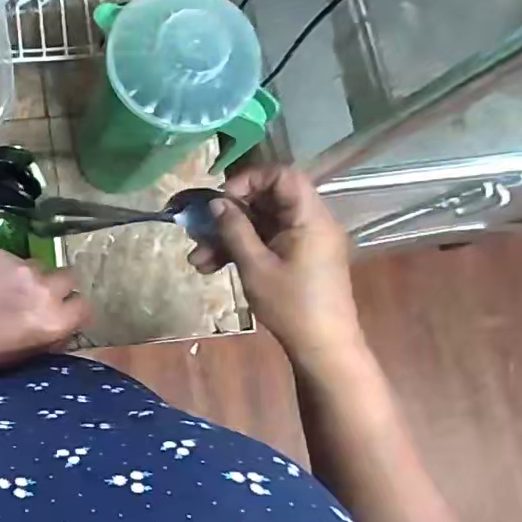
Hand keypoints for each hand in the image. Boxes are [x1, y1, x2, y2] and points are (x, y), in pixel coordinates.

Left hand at [0, 250, 90, 373]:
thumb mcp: (29, 354)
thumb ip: (52, 333)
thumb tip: (63, 322)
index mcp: (55, 321)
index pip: (84, 306)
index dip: (71, 308)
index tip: (60, 311)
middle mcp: (44, 290)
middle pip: (67, 277)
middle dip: (55, 285)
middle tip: (33, 296)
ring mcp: (20, 268)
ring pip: (36, 265)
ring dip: (26, 276)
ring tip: (2, 290)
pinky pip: (7, 258)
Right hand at [187, 166, 362, 359]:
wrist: (323, 346)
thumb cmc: (291, 304)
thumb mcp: (255, 266)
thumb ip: (235, 230)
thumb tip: (217, 202)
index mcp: (309, 218)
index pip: (283, 176)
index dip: (249, 179)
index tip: (222, 199)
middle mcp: (309, 223)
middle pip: (266, 201)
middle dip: (228, 215)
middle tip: (199, 232)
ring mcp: (302, 241)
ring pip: (259, 224)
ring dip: (226, 237)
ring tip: (198, 261)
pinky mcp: (296, 257)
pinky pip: (265, 241)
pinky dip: (239, 250)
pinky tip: (211, 268)